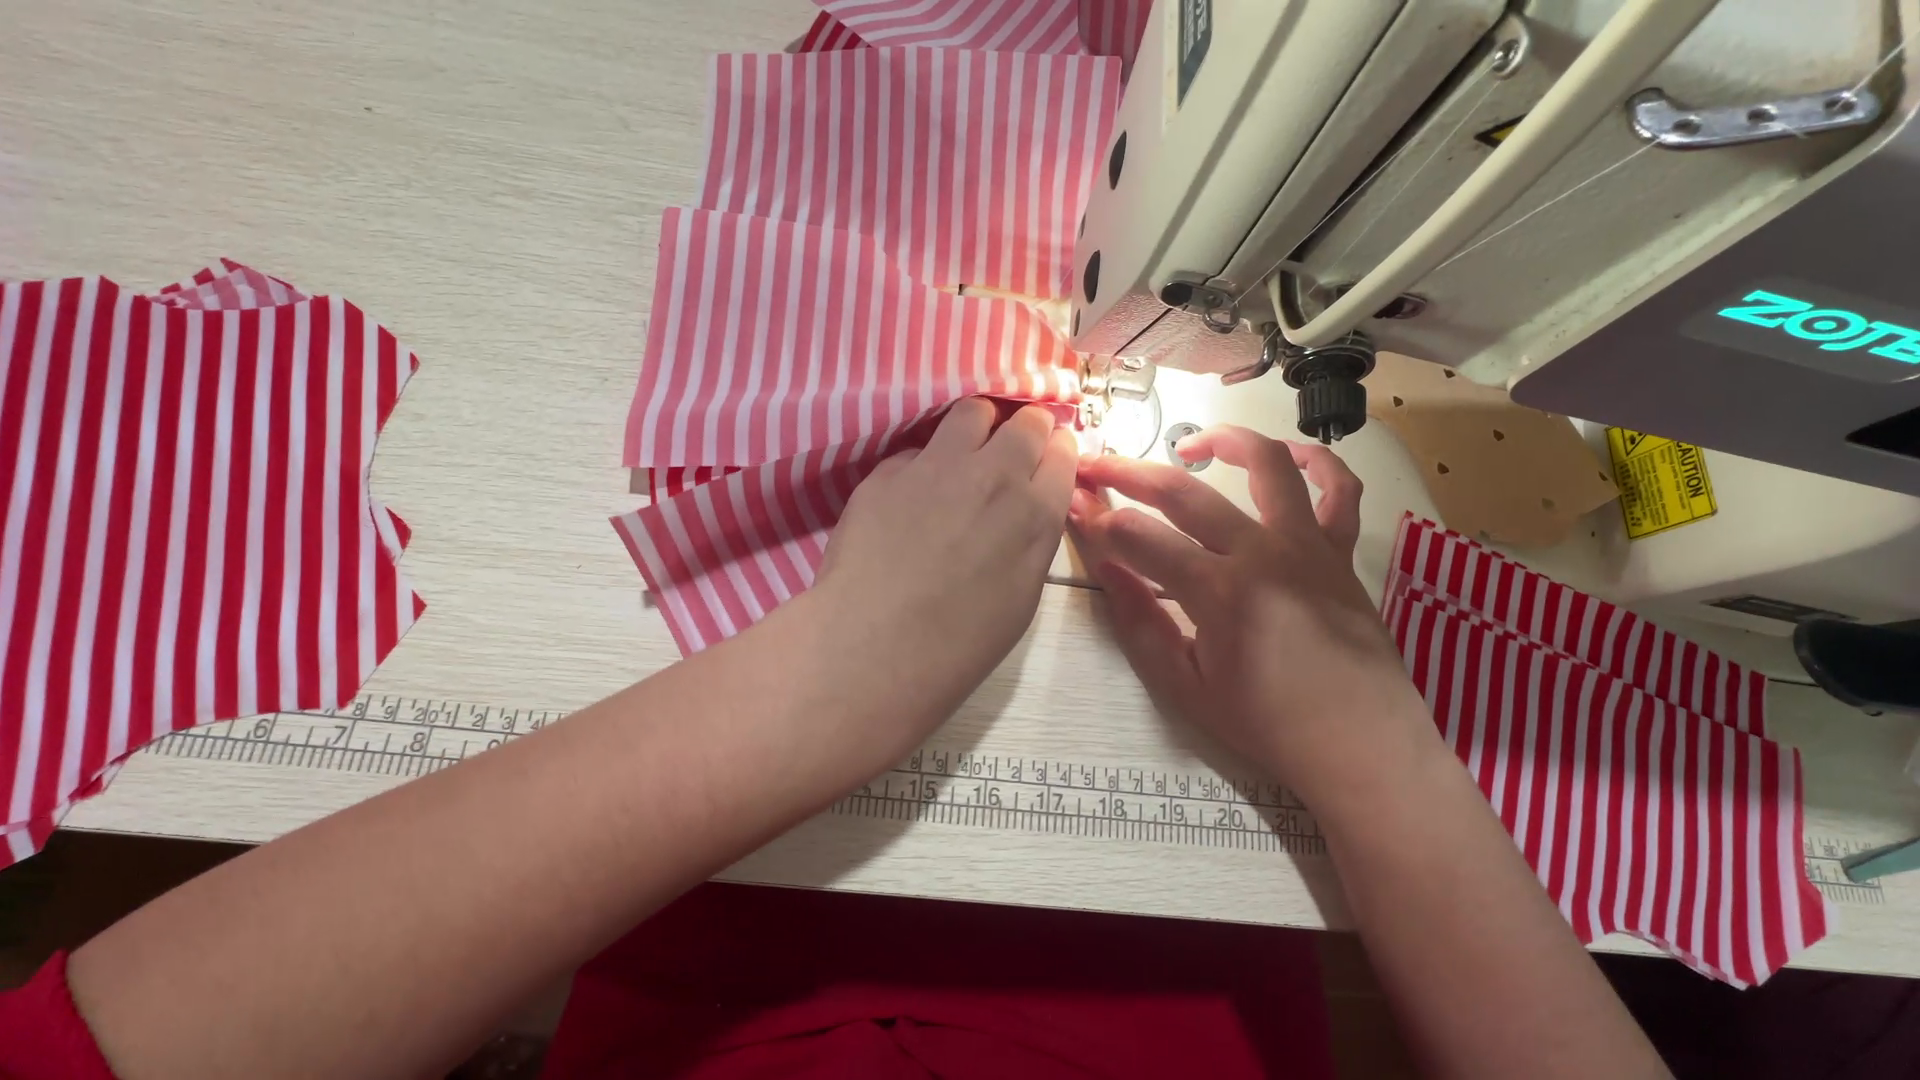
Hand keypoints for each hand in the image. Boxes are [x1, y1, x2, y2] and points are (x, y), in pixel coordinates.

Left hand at [806, 398, 1076, 747]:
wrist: (875, 644)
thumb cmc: (959, 643)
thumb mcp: (1022, 598)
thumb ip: (1031, 540)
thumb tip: (1025, 513)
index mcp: (1036, 513)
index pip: (1063, 451)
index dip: (1057, 450)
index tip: (1048, 456)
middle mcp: (995, 475)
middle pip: (1026, 422)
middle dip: (1028, 427)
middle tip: (1015, 444)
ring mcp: (938, 466)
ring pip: (971, 412)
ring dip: (980, 424)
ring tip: (968, 447)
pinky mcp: (888, 470)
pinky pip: (917, 449)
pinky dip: (924, 462)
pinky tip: (912, 493)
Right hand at [1068, 425, 1439, 814]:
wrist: (1361, 745)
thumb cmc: (1267, 724)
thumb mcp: (1185, 687)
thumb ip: (1140, 623)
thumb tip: (1107, 568)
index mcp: (1219, 593)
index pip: (1140, 538)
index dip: (1098, 520)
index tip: (1074, 508)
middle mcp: (1263, 554)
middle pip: (1185, 492)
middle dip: (1130, 472)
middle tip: (1099, 463)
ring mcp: (1308, 546)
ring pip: (1267, 465)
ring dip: (1225, 440)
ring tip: (1192, 445)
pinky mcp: (1340, 552)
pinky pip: (1340, 492)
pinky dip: (1319, 463)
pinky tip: (1291, 456)